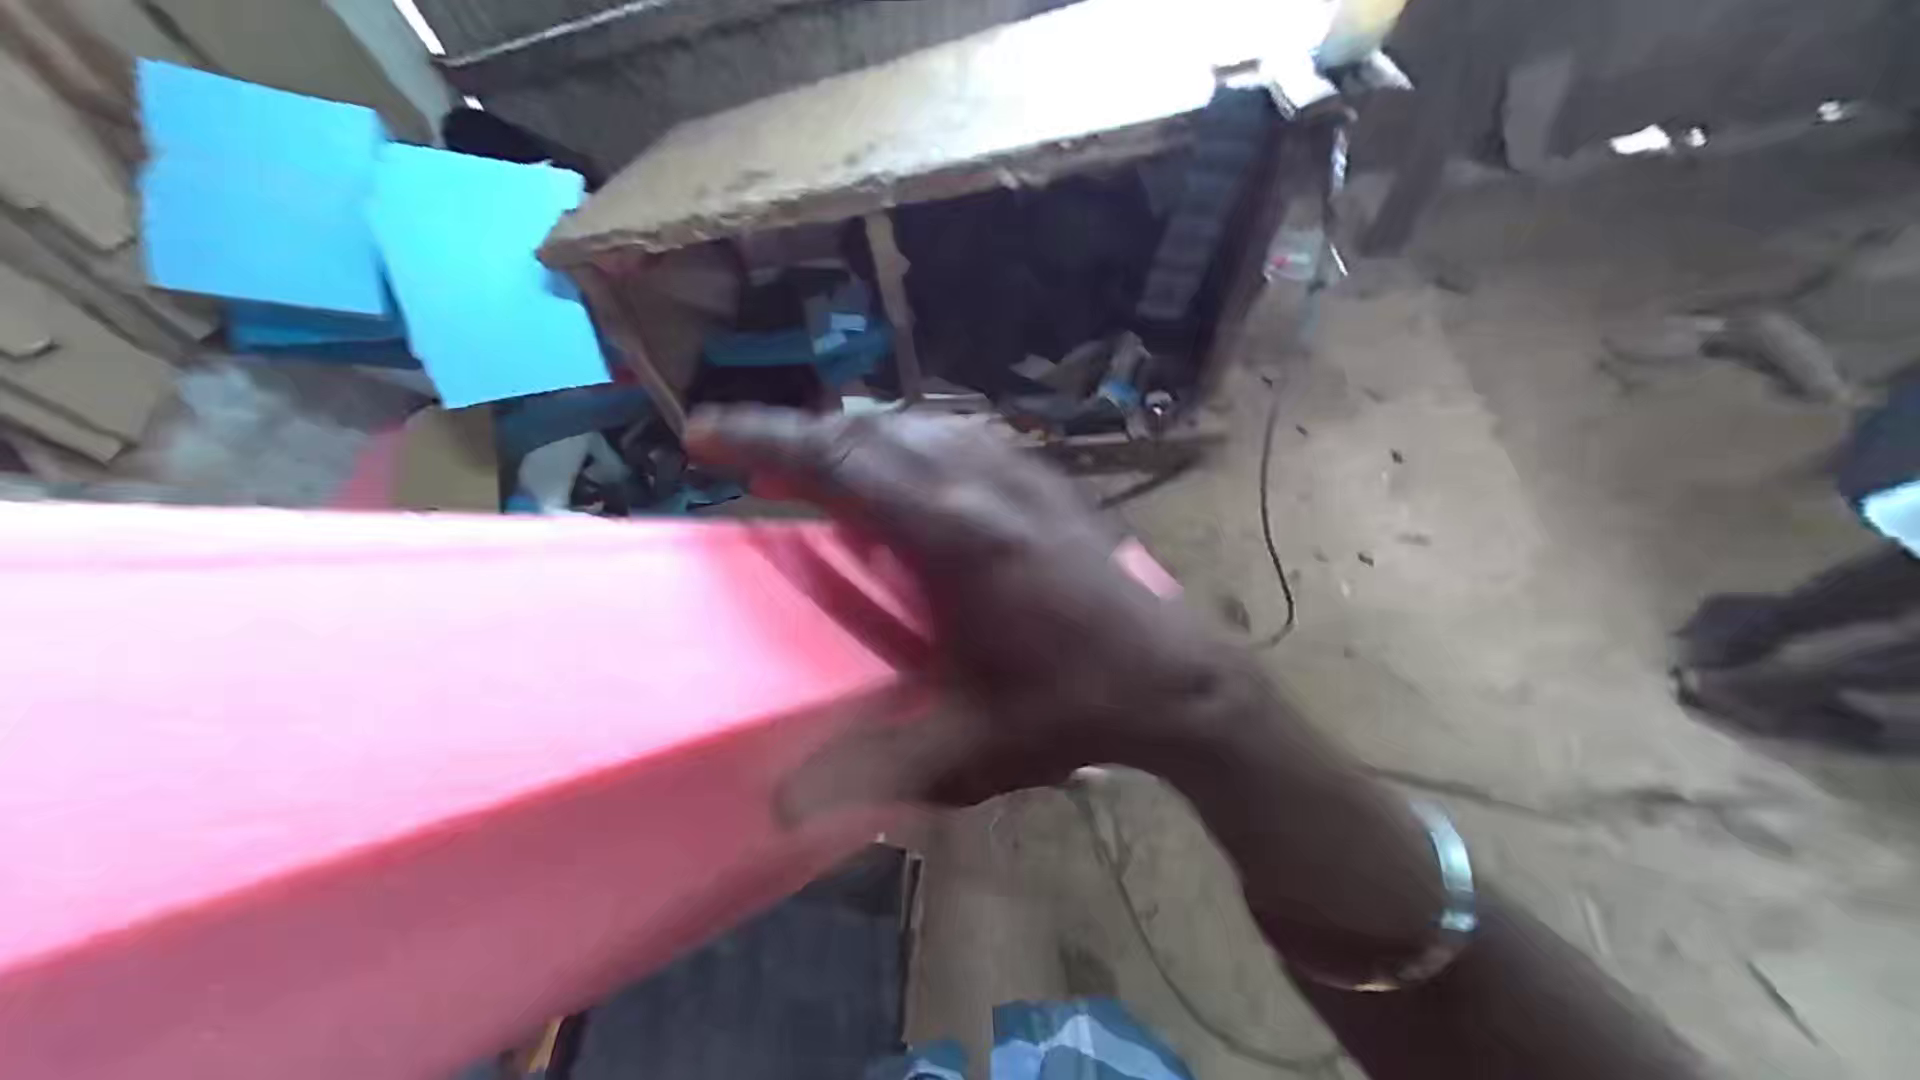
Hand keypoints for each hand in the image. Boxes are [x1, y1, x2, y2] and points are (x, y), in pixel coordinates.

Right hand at [687, 406, 1248, 803]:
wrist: (1177, 677)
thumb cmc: (1074, 708)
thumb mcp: (971, 747)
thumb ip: (876, 771)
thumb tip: (780, 808)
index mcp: (953, 536)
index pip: (839, 462)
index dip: (763, 440)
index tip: (703, 435)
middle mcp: (980, 484)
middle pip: (867, 432)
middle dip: (797, 441)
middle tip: (755, 470)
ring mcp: (1018, 472)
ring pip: (912, 426)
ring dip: (854, 441)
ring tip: (820, 474)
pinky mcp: (1044, 478)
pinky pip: (958, 436)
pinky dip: (909, 444)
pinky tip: (905, 476)